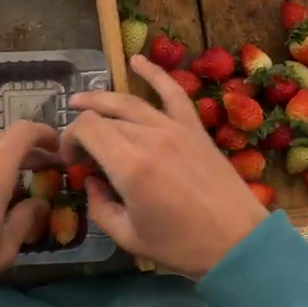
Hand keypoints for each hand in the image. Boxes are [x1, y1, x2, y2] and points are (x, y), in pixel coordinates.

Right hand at [63, 55, 266, 279]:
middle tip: (77, 149)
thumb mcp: (129, 237)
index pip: (86, 129)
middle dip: (83, 127)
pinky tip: (136, 60)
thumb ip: (99, 207)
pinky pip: (172, 91)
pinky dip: (153, 72)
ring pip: (130, 101)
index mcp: (130, 166)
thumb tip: (92, 182)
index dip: (69, 139)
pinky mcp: (194, 128)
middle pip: (105, 115)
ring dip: (102, 98)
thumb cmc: (182, 246)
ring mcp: (174, 128)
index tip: (70, 161)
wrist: (237, 242)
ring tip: (81, 100)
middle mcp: (149, 137)